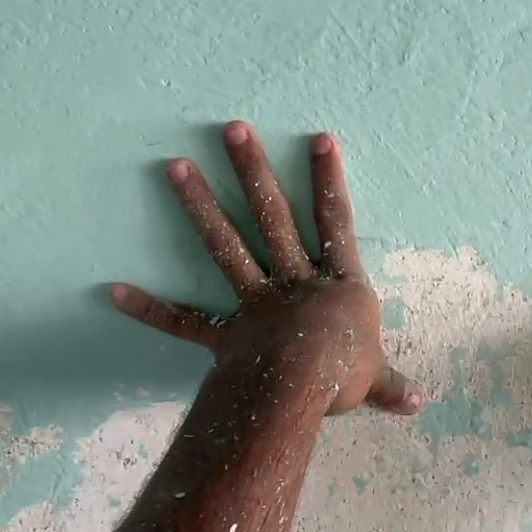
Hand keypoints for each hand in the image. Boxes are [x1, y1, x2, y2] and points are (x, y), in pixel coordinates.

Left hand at [109, 121, 425, 416]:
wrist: (298, 393)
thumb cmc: (342, 377)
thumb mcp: (376, 379)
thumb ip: (392, 385)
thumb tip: (418, 402)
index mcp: (337, 285)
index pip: (336, 223)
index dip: (329, 181)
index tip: (319, 137)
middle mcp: (294, 283)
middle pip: (273, 218)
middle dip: (254, 172)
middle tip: (233, 129)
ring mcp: (256, 304)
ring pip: (226, 248)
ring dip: (200, 206)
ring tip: (174, 166)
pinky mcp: (225, 335)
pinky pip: (183, 321)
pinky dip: (150, 308)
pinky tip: (112, 290)